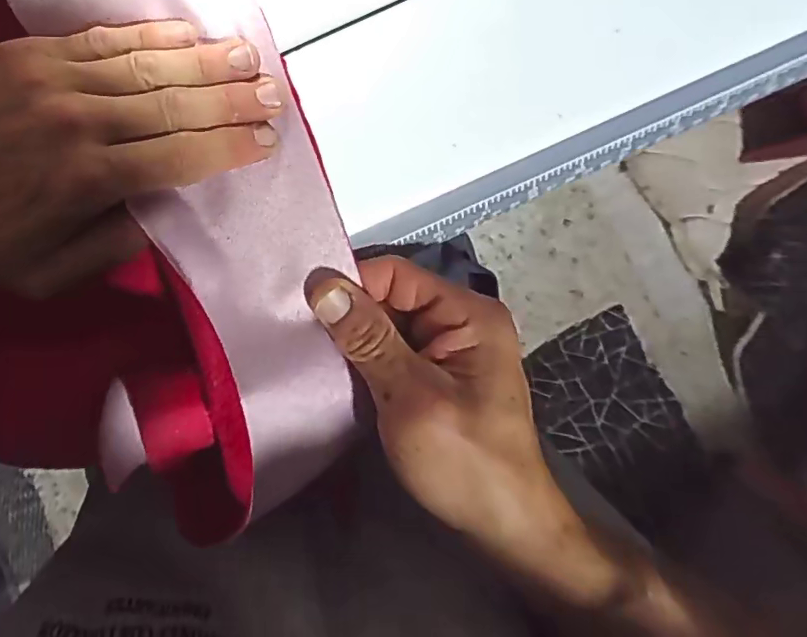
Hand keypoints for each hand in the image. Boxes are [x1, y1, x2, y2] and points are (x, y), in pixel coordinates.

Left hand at [0, 20, 281, 295]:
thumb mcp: (40, 276)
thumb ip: (108, 248)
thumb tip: (157, 213)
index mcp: (87, 179)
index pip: (179, 157)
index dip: (227, 148)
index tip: (264, 140)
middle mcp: (80, 121)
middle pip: (174, 104)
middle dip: (231, 99)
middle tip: (272, 92)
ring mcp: (53, 78)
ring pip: (145, 65)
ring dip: (202, 60)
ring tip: (246, 55)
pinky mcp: (27, 51)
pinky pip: (101, 39)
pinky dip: (148, 36)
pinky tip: (182, 32)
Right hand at [308, 260, 752, 634]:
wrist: (506, 533)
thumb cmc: (466, 463)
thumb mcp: (411, 396)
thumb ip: (366, 337)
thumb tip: (319, 283)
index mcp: (467, 314)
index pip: (393, 274)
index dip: (349, 285)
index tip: (305, 307)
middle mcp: (457, 319)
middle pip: (385, 294)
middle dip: (346, 311)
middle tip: (300, 330)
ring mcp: (444, 345)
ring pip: (380, 320)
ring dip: (349, 335)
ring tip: (311, 348)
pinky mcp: (430, 369)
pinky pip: (385, 345)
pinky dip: (359, 354)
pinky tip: (336, 367)